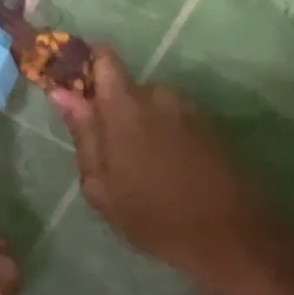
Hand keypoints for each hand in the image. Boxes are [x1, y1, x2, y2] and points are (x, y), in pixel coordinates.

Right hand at [51, 46, 293, 294]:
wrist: (232, 239)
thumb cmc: (153, 215)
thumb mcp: (101, 185)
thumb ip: (82, 133)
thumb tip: (61, 92)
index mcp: (125, 102)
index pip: (102, 56)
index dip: (86, 63)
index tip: (75, 85)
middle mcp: (158, 94)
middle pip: (127, 85)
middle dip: (115, 106)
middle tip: (109, 148)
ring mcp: (189, 109)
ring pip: (153, 105)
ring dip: (143, 123)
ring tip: (142, 167)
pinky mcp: (211, 127)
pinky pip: (176, 120)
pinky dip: (167, 136)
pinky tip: (168, 172)